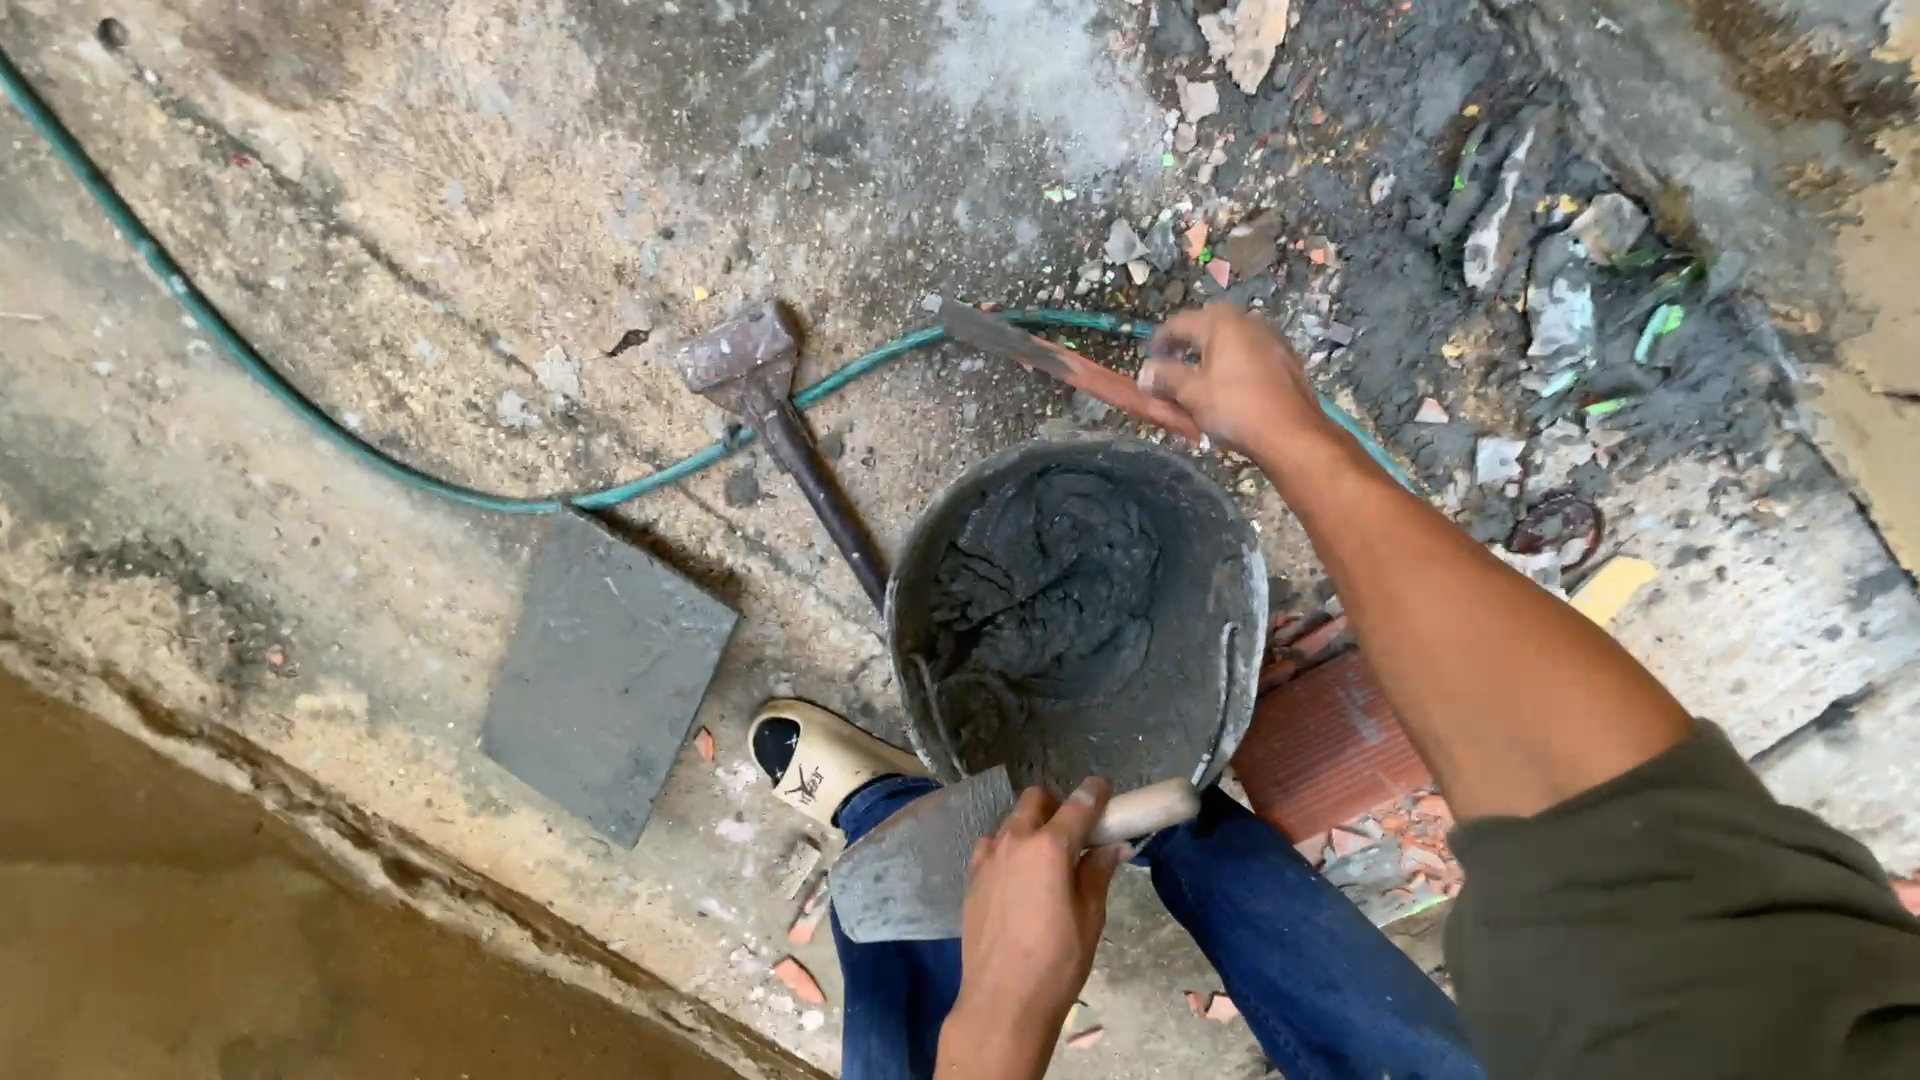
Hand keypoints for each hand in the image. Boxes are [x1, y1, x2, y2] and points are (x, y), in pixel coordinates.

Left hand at [934, 778, 1127, 1078]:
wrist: (1002, 1000)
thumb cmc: (1056, 963)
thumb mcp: (1091, 919)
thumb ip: (1098, 873)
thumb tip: (1112, 846)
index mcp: (1049, 847)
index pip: (1078, 803)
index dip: (1095, 792)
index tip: (1106, 790)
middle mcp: (1015, 840)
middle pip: (1036, 799)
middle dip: (1057, 804)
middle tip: (1074, 830)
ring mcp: (988, 856)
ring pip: (1011, 820)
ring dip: (1031, 825)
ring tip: (1045, 857)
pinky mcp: (972, 875)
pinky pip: (991, 844)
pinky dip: (1008, 846)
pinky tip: (1017, 874)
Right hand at [1139, 303, 1341, 457]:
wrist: (1292, 433)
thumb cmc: (1235, 409)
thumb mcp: (1191, 394)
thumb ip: (1165, 377)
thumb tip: (1146, 371)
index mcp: (1221, 324)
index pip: (1179, 323)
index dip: (1159, 340)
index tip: (1148, 358)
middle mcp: (1248, 321)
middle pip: (1208, 325)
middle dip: (1187, 342)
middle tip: (1173, 363)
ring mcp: (1271, 338)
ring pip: (1231, 339)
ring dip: (1211, 352)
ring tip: (1199, 375)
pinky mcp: (1285, 358)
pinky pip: (1249, 352)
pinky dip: (1232, 362)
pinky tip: (1229, 384)